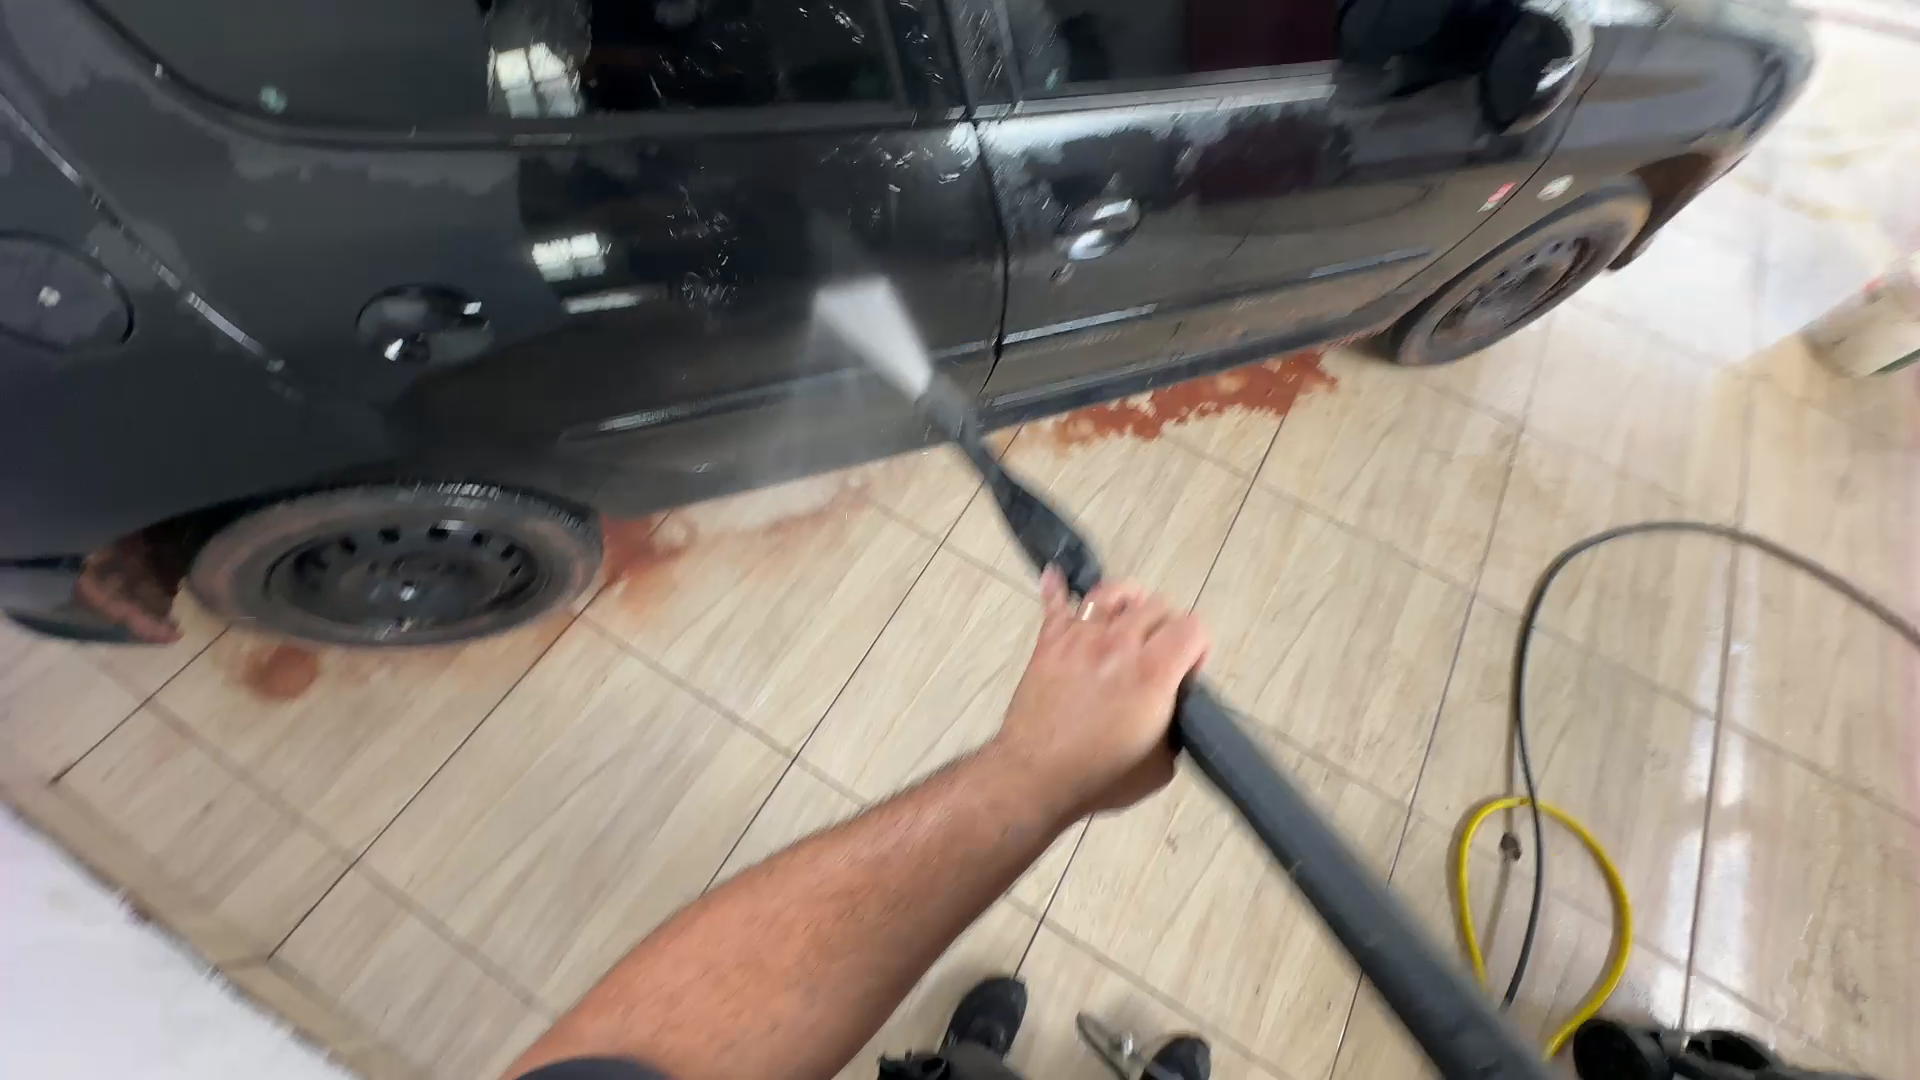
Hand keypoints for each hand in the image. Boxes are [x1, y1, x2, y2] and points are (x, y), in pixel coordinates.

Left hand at [987, 566, 1210, 822]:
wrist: (1036, 775)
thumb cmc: (1102, 777)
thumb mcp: (1163, 764)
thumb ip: (1175, 722)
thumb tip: (1171, 703)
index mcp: (1154, 671)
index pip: (1192, 626)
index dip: (1198, 646)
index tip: (1189, 671)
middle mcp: (1119, 643)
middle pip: (1155, 605)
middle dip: (1166, 626)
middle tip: (1158, 653)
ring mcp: (1080, 637)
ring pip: (1111, 592)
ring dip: (1127, 601)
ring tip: (1127, 617)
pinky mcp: (1049, 642)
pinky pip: (1055, 603)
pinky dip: (1058, 588)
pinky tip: (1057, 575)